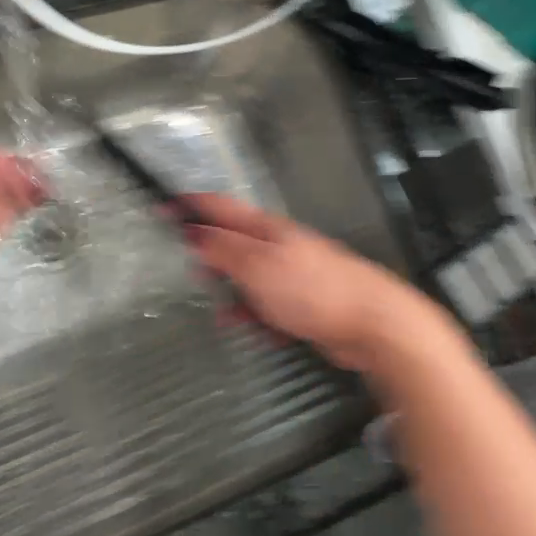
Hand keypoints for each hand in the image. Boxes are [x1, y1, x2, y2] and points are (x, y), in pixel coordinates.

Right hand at [182, 193, 451, 372]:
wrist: (372, 324)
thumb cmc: (313, 290)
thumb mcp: (258, 266)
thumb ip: (223, 250)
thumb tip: (193, 232)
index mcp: (267, 230)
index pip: (222, 209)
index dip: (191, 205)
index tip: (164, 206)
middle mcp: (280, 247)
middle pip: (235, 244)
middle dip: (211, 255)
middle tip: (188, 266)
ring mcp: (294, 276)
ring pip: (251, 280)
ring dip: (233, 294)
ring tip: (220, 311)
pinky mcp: (305, 305)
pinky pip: (270, 308)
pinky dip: (257, 317)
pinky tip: (252, 330)